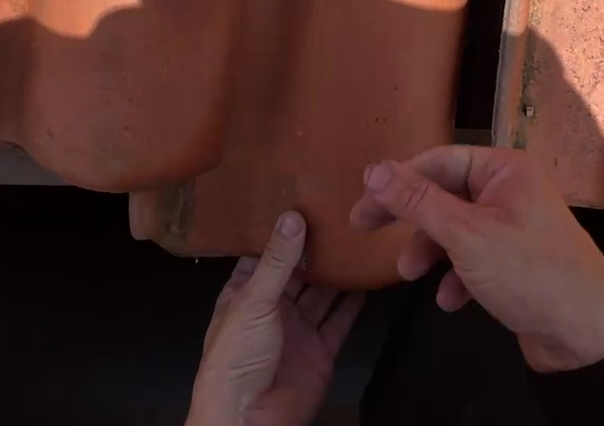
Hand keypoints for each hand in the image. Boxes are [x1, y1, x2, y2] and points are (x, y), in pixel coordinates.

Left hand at [187, 211, 365, 425]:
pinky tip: (366, 280)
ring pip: (322, 294)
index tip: (305, 201)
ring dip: (337, 273)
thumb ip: (277, 261)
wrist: (250, 420)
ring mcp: (298, 330)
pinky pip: (339, 322)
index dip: (283, 232)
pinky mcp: (320, 352)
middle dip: (315, 248)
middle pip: (298, 272)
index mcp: (247, 292)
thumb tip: (293, 217)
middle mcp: (274, 307)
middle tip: (340, 217)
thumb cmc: (237, 355)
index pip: (266, 254)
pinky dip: (353, 304)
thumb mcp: (253, 300)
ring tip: (357, 242)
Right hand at [348, 146, 603, 372]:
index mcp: (503, 169)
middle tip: (365, 228)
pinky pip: (475, 256)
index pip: (437, 161)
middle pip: (444, 193)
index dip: (396, 180)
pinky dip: (457, 274)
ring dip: (430, 250)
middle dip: (409, 217)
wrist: (591, 339)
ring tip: (409, 274)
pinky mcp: (517, 261)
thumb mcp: (465, 234)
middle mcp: (509, 190)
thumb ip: (417, 201)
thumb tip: (374, 170)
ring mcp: (515, 226)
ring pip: (456, 228)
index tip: (363, 202)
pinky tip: (450, 299)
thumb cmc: (528, 272)